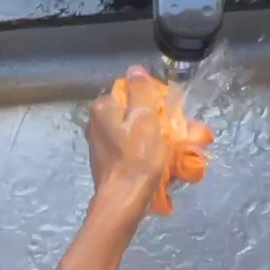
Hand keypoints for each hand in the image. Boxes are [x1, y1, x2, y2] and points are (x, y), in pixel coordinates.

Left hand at [85, 66, 173, 226]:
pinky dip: (141, 151)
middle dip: (153, 119)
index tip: (167, 112)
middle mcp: (95, 123)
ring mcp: (99, 144)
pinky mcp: (105, 161)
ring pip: (131, 131)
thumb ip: (140, 90)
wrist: (123, 199)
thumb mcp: (144, 117)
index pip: (130, 91)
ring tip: (169, 148)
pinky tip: (155, 162)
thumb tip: (135, 69)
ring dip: (150, 136)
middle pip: (131, 112)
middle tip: (173, 132)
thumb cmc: (136, 156)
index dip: (152, 99)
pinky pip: (128, 148)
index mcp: (102, 108)